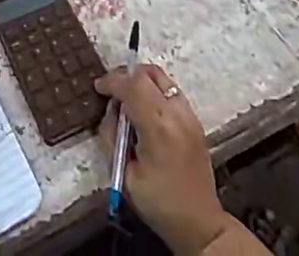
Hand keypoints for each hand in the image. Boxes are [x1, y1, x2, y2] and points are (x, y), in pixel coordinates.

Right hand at [95, 63, 234, 254]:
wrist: (200, 224)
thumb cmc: (158, 203)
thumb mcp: (124, 174)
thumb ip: (112, 135)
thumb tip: (111, 109)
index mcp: (158, 129)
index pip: (131, 86)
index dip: (111, 81)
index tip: (98, 88)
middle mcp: (177, 114)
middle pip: (147, 74)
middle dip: (125, 76)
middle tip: (112, 91)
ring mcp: (189, 115)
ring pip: (162, 77)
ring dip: (141, 80)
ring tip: (128, 98)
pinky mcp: (195, 120)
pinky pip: (171, 90)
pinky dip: (155, 89)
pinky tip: (147, 109)